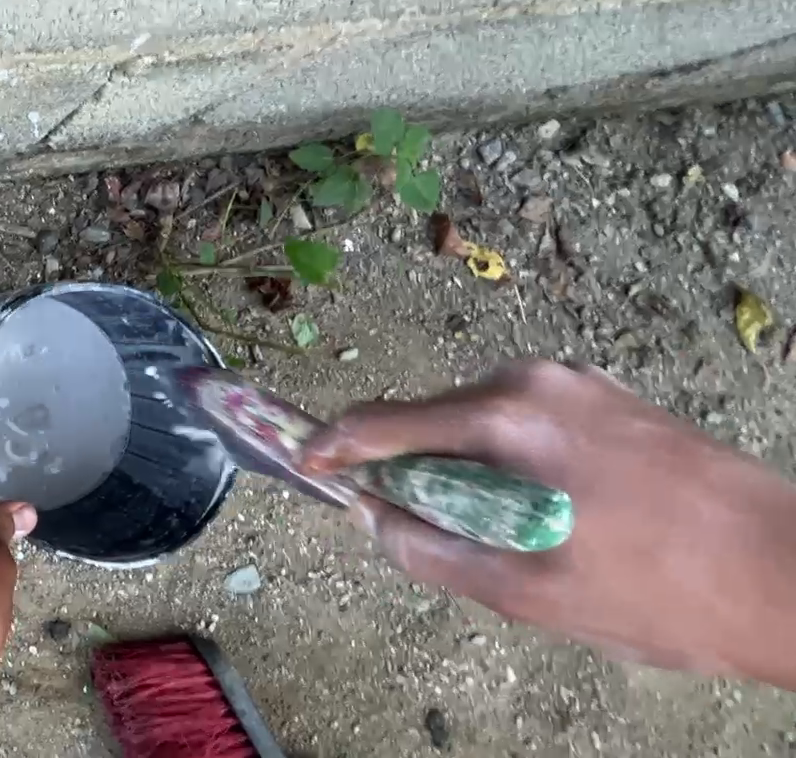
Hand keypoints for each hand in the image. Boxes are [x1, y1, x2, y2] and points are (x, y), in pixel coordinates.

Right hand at [303, 360, 795, 684]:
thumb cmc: (671, 594)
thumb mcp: (531, 596)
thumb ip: (427, 552)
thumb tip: (371, 516)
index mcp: (503, 420)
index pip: (380, 422)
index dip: (331, 446)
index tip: (305, 465)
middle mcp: (526, 380)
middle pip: (423, 416)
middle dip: (406, 465)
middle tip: (424, 520)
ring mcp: (569, 379)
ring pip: (466, 415)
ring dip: (456, 460)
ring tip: (501, 520)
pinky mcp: (600, 391)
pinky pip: (513, 414)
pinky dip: (499, 452)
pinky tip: (542, 499)